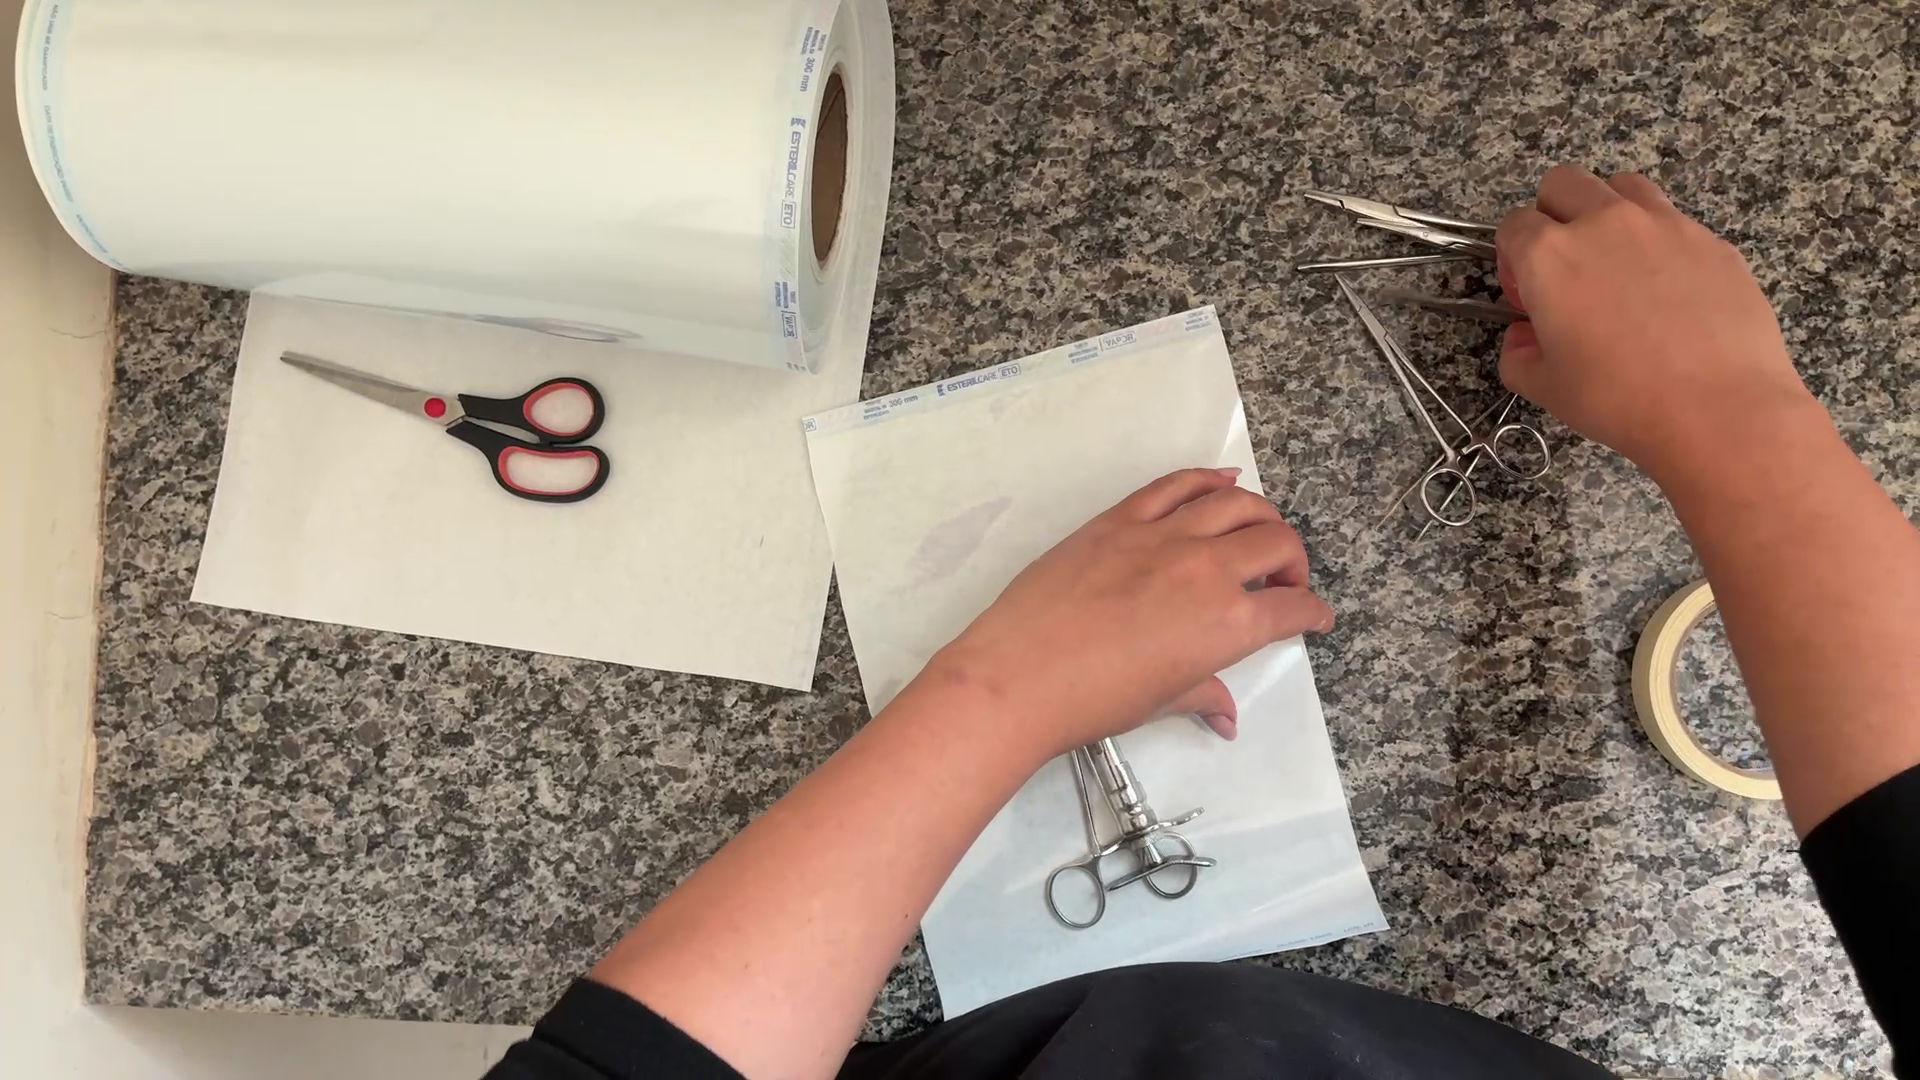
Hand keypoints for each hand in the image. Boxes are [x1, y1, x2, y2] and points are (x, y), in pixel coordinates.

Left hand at [923, 467, 1334, 756]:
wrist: (1019, 675)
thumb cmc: (1092, 701)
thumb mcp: (1158, 701)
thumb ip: (1202, 696)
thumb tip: (1226, 717)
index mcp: (1226, 623)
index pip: (1291, 608)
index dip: (1313, 612)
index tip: (1314, 615)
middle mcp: (1205, 569)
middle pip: (1275, 543)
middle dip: (1294, 561)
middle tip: (1283, 579)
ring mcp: (1160, 536)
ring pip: (1234, 502)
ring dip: (1260, 515)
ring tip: (1259, 530)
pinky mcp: (1118, 519)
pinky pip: (1174, 485)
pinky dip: (1207, 477)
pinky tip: (1223, 478)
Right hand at [1496, 165, 1817, 480]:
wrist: (1713, 404)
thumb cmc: (1612, 395)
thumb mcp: (1537, 382)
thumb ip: (1517, 350)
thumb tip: (1526, 335)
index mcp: (1548, 257)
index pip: (1513, 223)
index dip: (1509, 254)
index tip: (1520, 288)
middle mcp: (1604, 225)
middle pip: (1563, 182)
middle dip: (1549, 214)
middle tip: (1556, 264)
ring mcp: (1665, 226)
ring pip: (1621, 185)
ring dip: (1602, 211)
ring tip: (1607, 262)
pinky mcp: (1710, 240)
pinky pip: (1669, 219)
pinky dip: (1650, 240)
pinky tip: (1656, 290)